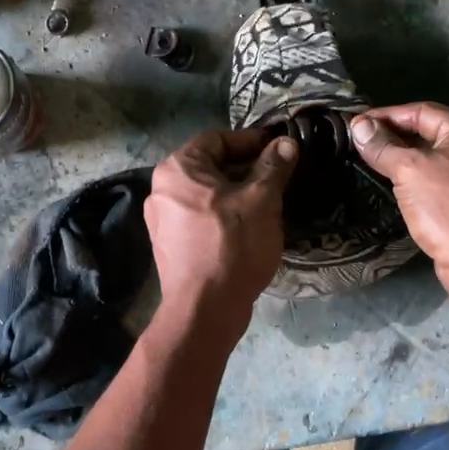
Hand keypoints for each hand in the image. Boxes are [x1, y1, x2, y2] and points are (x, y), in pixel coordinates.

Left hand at [145, 129, 297, 345]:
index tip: (280, 149)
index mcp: (178, 168)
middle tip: (280, 177)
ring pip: (208, 193)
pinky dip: (225, 214)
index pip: (218, 138)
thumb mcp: (261, 201)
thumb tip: (286, 143)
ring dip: (238, 193)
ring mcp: (162, 219)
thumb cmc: (232, 246)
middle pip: (211, 165)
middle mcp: (162, 188)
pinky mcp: (170, 244)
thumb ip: (273, 167)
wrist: (205, 311)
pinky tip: (249, 227)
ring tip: (270, 202)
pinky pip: (201, 216)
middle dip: (247, 168)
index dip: (251, 141)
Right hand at [349, 102, 448, 305]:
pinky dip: (418, 181)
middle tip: (360, 143)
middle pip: (429, 133)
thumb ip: (383, 146)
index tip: (356, 124)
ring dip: (404, 160)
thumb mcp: (410, 170)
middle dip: (394, 137)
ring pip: (435, 159)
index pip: (421, 111)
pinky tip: (396, 188)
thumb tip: (359, 125)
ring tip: (371, 163)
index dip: (386, 115)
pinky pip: (441, 182)